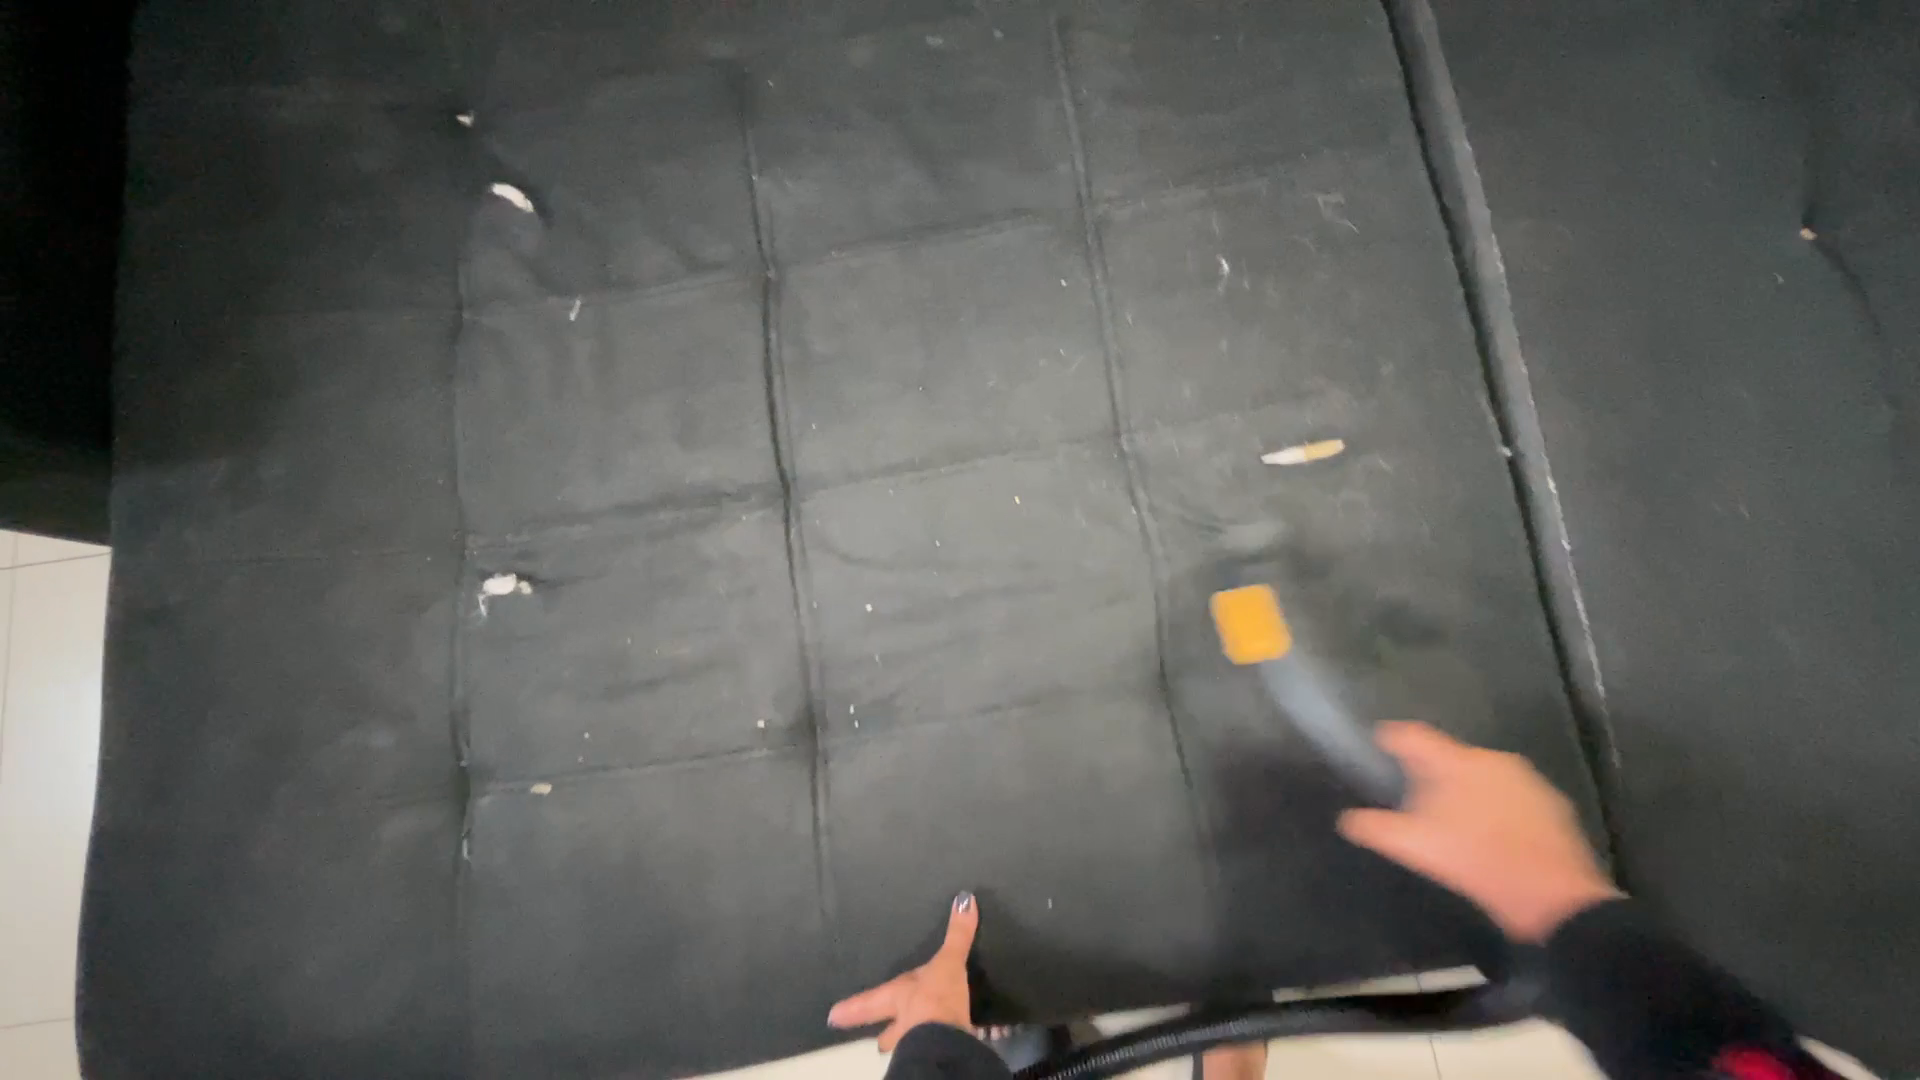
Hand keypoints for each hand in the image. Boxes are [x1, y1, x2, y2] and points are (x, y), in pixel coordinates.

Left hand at [828, 892, 977, 1050]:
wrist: (948, 1042)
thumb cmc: (936, 997)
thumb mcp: (948, 961)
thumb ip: (957, 933)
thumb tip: (964, 898)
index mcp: (896, 996)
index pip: (868, 1002)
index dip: (851, 1009)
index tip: (832, 1017)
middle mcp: (901, 1022)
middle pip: (885, 1033)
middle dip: (883, 1033)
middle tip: (878, 1036)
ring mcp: (916, 1042)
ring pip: (905, 1045)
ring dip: (908, 1042)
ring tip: (912, 1041)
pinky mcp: (937, 1053)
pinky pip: (935, 1048)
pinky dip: (939, 1046)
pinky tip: (946, 1044)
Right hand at [1337, 722, 1621, 942]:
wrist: (1558, 901)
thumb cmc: (1476, 862)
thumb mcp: (1414, 847)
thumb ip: (1374, 827)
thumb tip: (1346, 819)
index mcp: (1456, 761)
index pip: (1411, 734)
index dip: (1388, 738)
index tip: (1374, 749)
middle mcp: (1491, 759)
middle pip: (1447, 755)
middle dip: (1427, 771)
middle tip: (1410, 796)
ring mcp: (1527, 780)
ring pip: (1479, 774)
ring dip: (1462, 788)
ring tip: (1449, 818)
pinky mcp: (1553, 804)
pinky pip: (1509, 793)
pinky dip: (1493, 805)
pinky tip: (1487, 833)